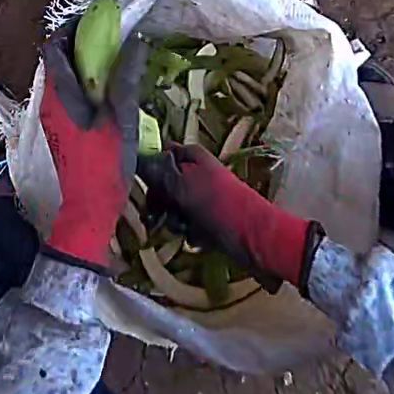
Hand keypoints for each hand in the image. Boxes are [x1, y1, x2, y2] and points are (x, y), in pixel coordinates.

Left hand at [37, 16, 143, 272]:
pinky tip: (108, 86)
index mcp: (58, 93)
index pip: (53, 45)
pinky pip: (68, 91)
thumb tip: (136, 40)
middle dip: (80, 40)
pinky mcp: (60, 127)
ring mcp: (52, 114)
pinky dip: (85, 80)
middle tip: (110, 34)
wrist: (86, 211)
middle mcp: (48, 99)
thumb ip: (126, 78)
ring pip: (63, 75)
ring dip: (83, 61)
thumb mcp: (121, 119)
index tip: (97, 17)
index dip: (71, 26)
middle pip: (57, 57)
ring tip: (114, 56)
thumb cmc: (102, 165)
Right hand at [137, 144, 321, 291]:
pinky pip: (187, 219)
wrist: (260, 242)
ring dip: (173, 218)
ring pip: (172, 202)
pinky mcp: (209, 215)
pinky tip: (195, 237)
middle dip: (159, 200)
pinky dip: (188, 229)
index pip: (159, 152)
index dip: (148, 167)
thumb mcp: (184, 187)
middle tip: (158, 214)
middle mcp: (196, 170)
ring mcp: (203, 194)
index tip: (142, 186)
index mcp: (192, 155)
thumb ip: (157, 171)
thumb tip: (133, 155)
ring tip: (182, 228)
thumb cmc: (221, 208)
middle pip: (162, 180)